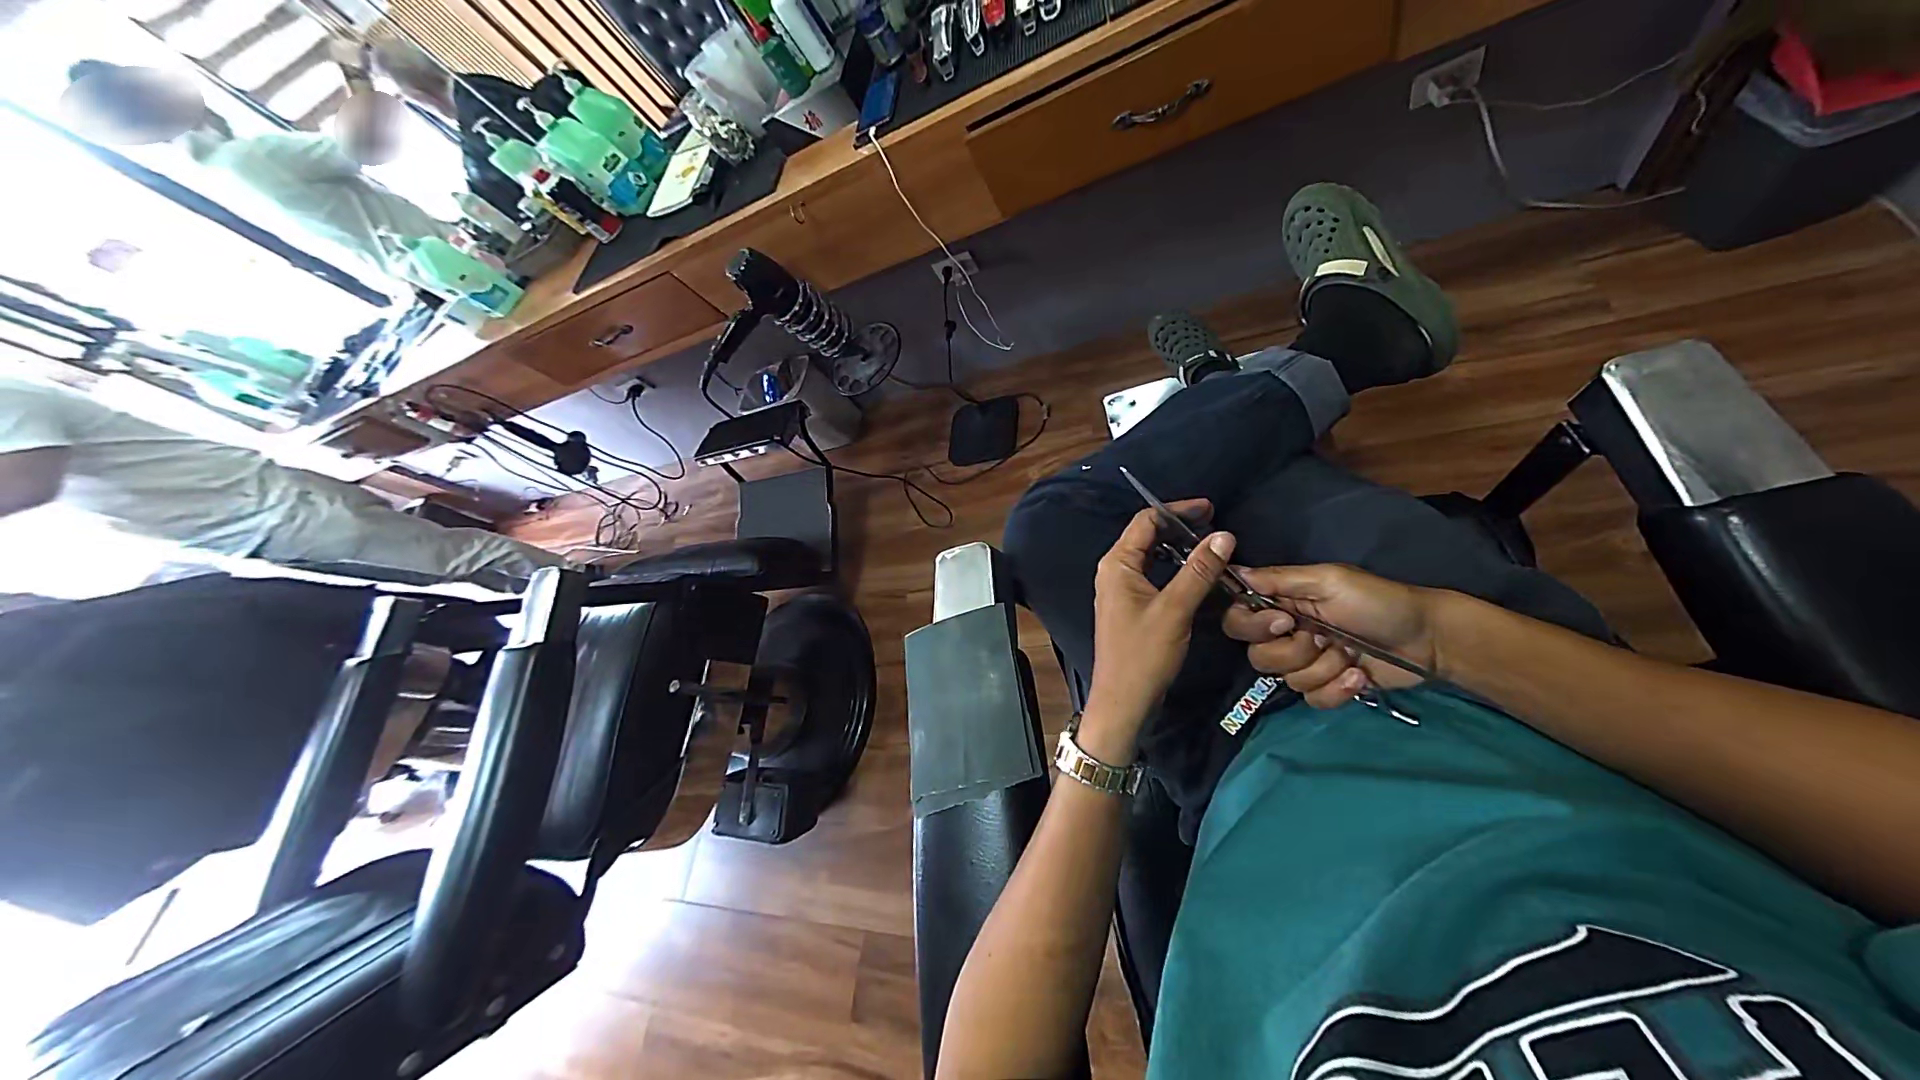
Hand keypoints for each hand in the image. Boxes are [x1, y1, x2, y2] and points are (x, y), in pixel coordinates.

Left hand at [1085, 502, 1234, 738]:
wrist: (1123, 700)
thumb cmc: (1143, 653)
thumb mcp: (1174, 610)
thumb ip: (1198, 571)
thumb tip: (1225, 535)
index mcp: (1116, 564)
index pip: (1145, 521)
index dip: (1177, 510)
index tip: (1210, 509)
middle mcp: (1114, 571)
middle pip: (1148, 536)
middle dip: (1181, 529)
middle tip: (1217, 529)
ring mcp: (1121, 589)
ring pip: (1152, 557)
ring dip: (1180, 551)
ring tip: (1213, 550)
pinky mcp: (1132, 606)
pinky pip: (1154, 576)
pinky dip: (1176, 571)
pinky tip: (1199, 577)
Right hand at [1221, 564, 1439, 707]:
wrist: (1429, 639)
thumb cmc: (1379, 602)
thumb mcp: (1329, 581)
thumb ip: (1280, 579)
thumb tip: (1235, 571)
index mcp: (1282, 605)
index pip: (1238, 621)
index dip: (1253, 626)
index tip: (1285, 622)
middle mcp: (1287, 635)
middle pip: (1258, 656)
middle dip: (1294, 652)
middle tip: (1324, 638)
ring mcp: (1308, 663)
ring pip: (1287, 680)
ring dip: (1323, 668)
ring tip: (1350, 655)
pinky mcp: (1327, 687)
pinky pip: (1312, 699)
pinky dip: (1337, 689)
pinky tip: (1358, 676)